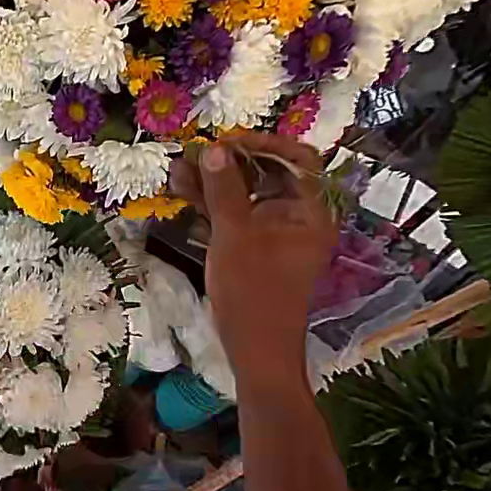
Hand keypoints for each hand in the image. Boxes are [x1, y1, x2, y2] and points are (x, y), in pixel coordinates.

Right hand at [169, 132, 335, 385]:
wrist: (254, 349)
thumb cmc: (254, 292)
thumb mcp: (236, 236)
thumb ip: (225, 190)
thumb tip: (214, 149)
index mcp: (310, 211)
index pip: (297, 159)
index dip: (264, 143)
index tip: (228, 140)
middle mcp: (296, 216)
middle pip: (267, 174)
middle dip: (231, 161)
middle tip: (198, 151)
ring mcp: (273, 232)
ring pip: (246, 194)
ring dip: (215, 181)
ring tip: (180, 165)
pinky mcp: (252, 246)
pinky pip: (235, 215)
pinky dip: (212, 203)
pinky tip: (182, 189)